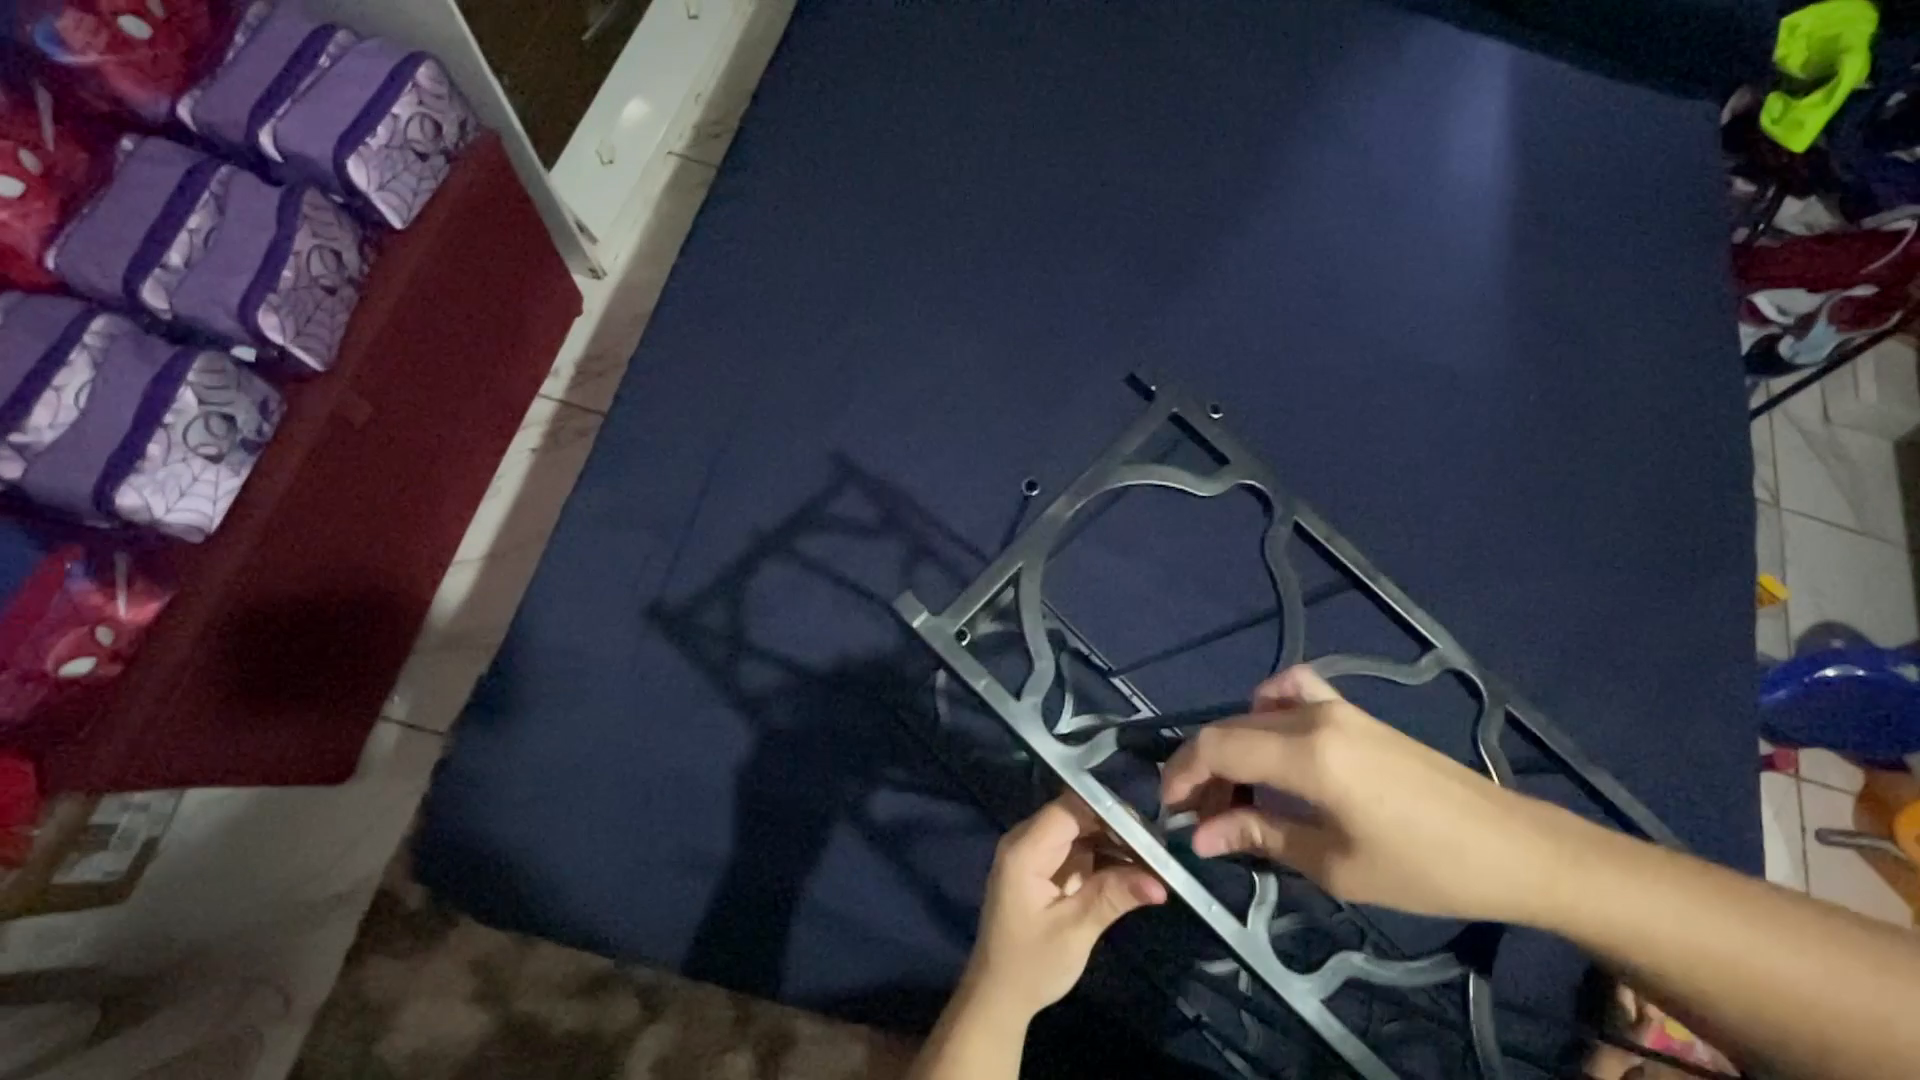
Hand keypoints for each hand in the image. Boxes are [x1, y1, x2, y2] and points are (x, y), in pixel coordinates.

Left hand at [962, 795, 1167, 1019]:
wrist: (1000, 995)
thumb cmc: (1031, 964)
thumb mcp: (1075, 930)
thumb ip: (1113, 897)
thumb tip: (1160, 882)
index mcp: (1025, 850)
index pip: (1069, 809)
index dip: (1107, 811)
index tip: (1147, 828)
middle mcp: (1026, 842)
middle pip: (1076, 816)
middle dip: (1117, 827)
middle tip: (1158, 846)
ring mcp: (1035, 854)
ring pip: (1081, 831)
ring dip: (1115, 842)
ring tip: (1155, 858)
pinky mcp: (1045, 868)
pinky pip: (1078, 850)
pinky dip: (1105, 857)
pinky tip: (1134, 869)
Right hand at [1160, 666, 1557, 923]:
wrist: (1515, 849)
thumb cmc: (1425, 868)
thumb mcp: (1335, 865)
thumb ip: (1260, 837)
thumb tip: (1199, 836)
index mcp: (1308, 755)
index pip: (1216, 746)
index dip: (1182, 773)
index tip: (1169, 811)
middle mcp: (1315, 717)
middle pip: (1230, 727)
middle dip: (1202, 767)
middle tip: (1197, 815)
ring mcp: (1338, 708)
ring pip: (1255, 714)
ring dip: (1230, 748)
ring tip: (1232, 792)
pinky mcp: (1355, 714)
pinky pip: (1293, 693)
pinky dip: (1265, 713)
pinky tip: (1273, 747)